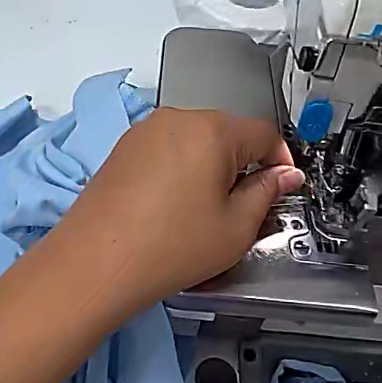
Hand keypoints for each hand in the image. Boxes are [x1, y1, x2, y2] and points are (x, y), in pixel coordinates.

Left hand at [37, 108, 302, 317]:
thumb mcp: (235, 226)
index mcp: (212, 130)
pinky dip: (180, 169)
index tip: (282, 186)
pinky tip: (172, 207)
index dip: (280, 160)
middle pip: (228, 133)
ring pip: (195, 141)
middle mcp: (177, 119)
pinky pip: (167, 149)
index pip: (264, 133)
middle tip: (242, 207)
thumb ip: (267, 193)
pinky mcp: (124, 148)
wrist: (96, 263)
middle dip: (242, 164)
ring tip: (202, 212)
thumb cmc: (170, 246)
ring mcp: (145, 131)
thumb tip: (285, 175)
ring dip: (210, 166)